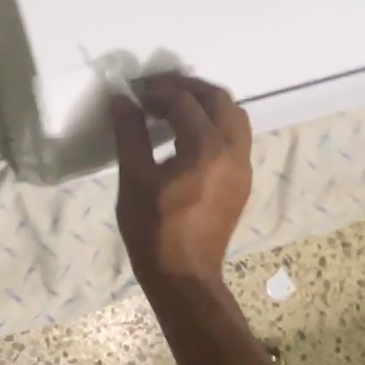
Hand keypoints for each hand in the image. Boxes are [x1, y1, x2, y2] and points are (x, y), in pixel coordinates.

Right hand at [110, 74, 253, 282]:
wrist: (184, 276)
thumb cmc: (153, 229)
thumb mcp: (133, 177)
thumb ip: (130, 132)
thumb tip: (122, 100)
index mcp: (207, 149)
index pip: (184, 101)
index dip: (155, 91)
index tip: (131, 94)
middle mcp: (233, 152)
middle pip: (218, 99)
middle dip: (185, 87)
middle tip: (153, 90)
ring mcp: (242, 167)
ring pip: (233, 115)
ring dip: (203, 103)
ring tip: (169, 107)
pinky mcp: (242, 180)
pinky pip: (234, 136)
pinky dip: (213, 122)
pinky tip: (184, 134)